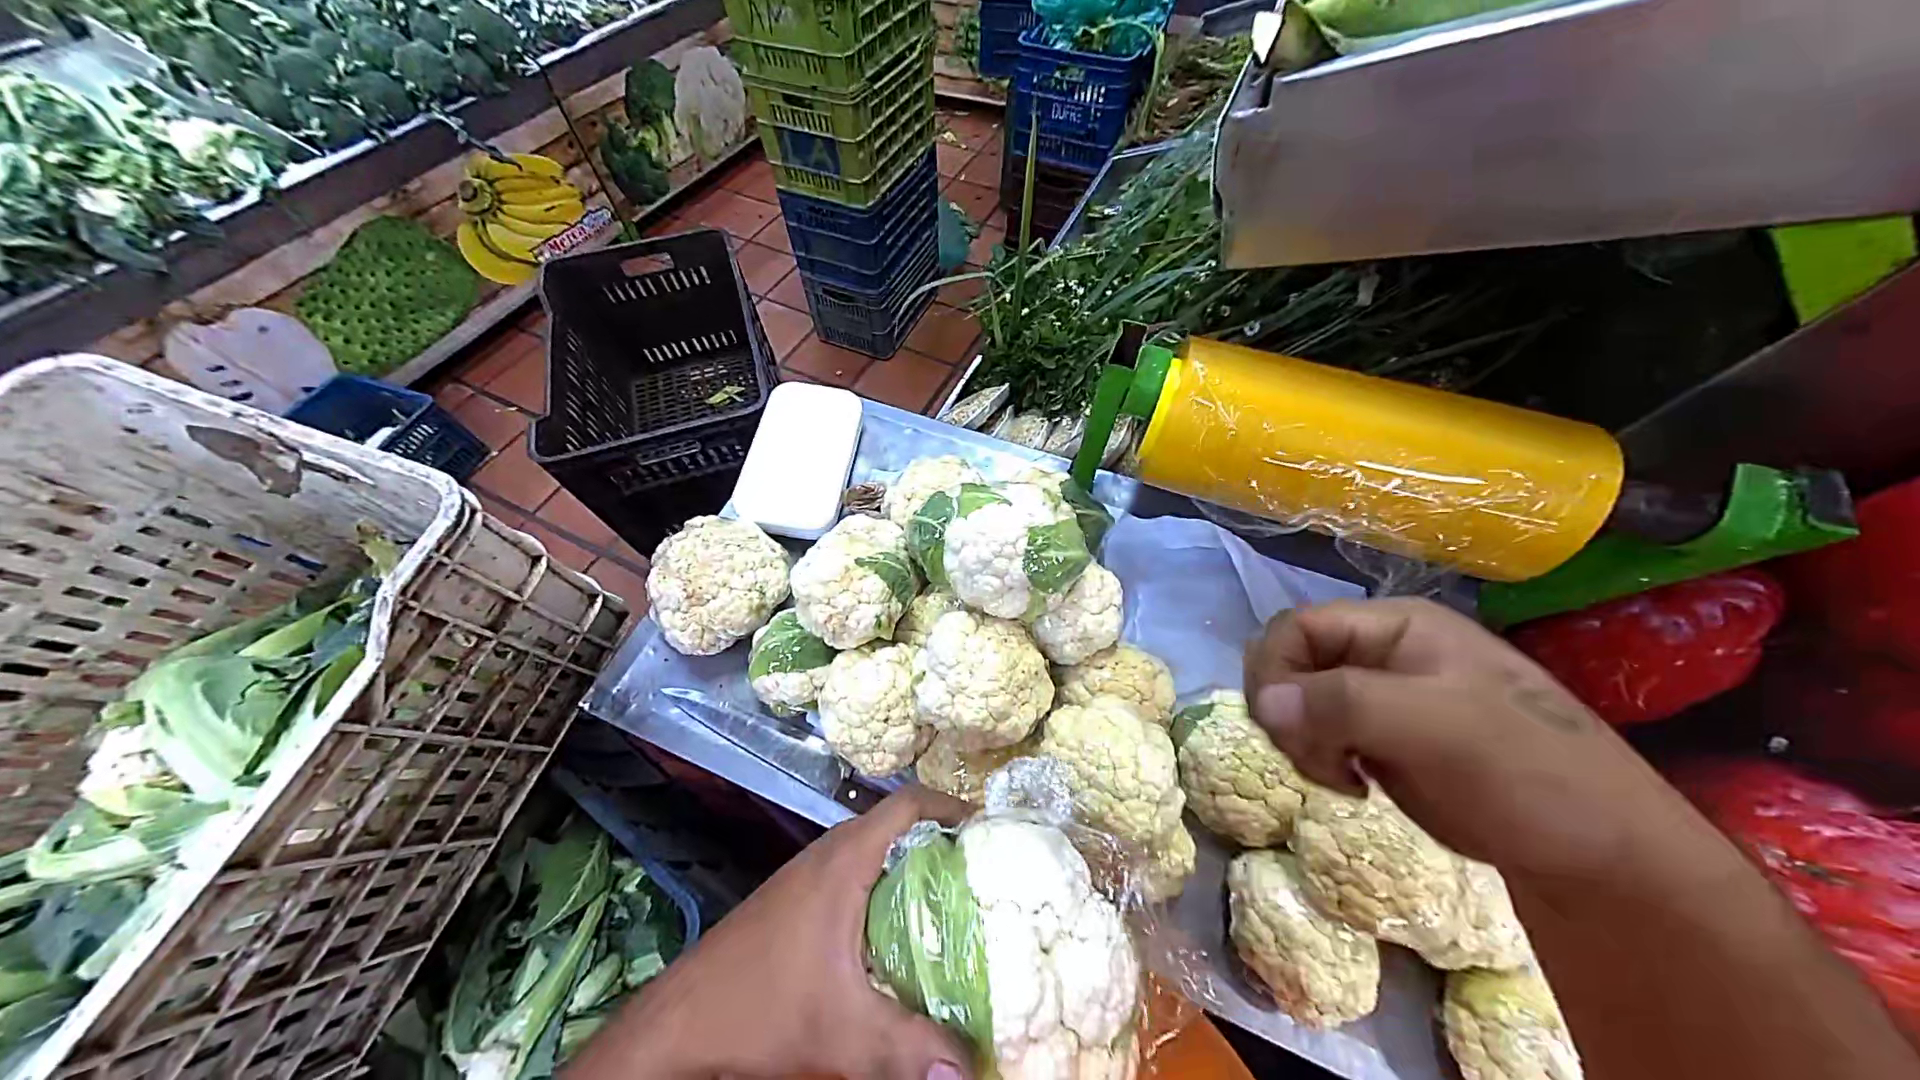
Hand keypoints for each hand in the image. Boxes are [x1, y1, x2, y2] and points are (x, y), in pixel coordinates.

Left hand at [566, 786, 975, 1079]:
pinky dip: (882, 887)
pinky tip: (895, 931)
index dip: (951, 805)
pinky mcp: (793, 900)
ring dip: (910, 864)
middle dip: (939, 840)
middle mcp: (827, 854)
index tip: (990, 828)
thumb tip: (971, 1069)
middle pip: (895, 824)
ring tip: (950, 898)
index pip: (907, 803)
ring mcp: (805, 875)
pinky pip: (852, 874)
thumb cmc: (761, 1009)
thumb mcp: (844, 1034)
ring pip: (872, 851)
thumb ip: (910, 1047)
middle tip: (982, 870)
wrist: (675, 1029)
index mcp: (845, 859)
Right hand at [1243, 597, 1732, 888]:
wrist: (1599, 859)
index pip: (1295, 627)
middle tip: (1317, 757)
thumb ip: (1346, 704)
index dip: (1275, 670)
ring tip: (1341, 777)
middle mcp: (1378, 651)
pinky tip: (1351, 784)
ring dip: (1299, 740)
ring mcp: (1377, 695)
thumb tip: (1261, 703)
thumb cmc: (1530, 776)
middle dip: (1286, 711)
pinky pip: (1314, 732)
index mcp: (1396, 625)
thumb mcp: (1441, 729)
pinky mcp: (1375, 736)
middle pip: (1287, 661)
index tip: (1284, 727)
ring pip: (1294, 700)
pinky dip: (1315, 758)